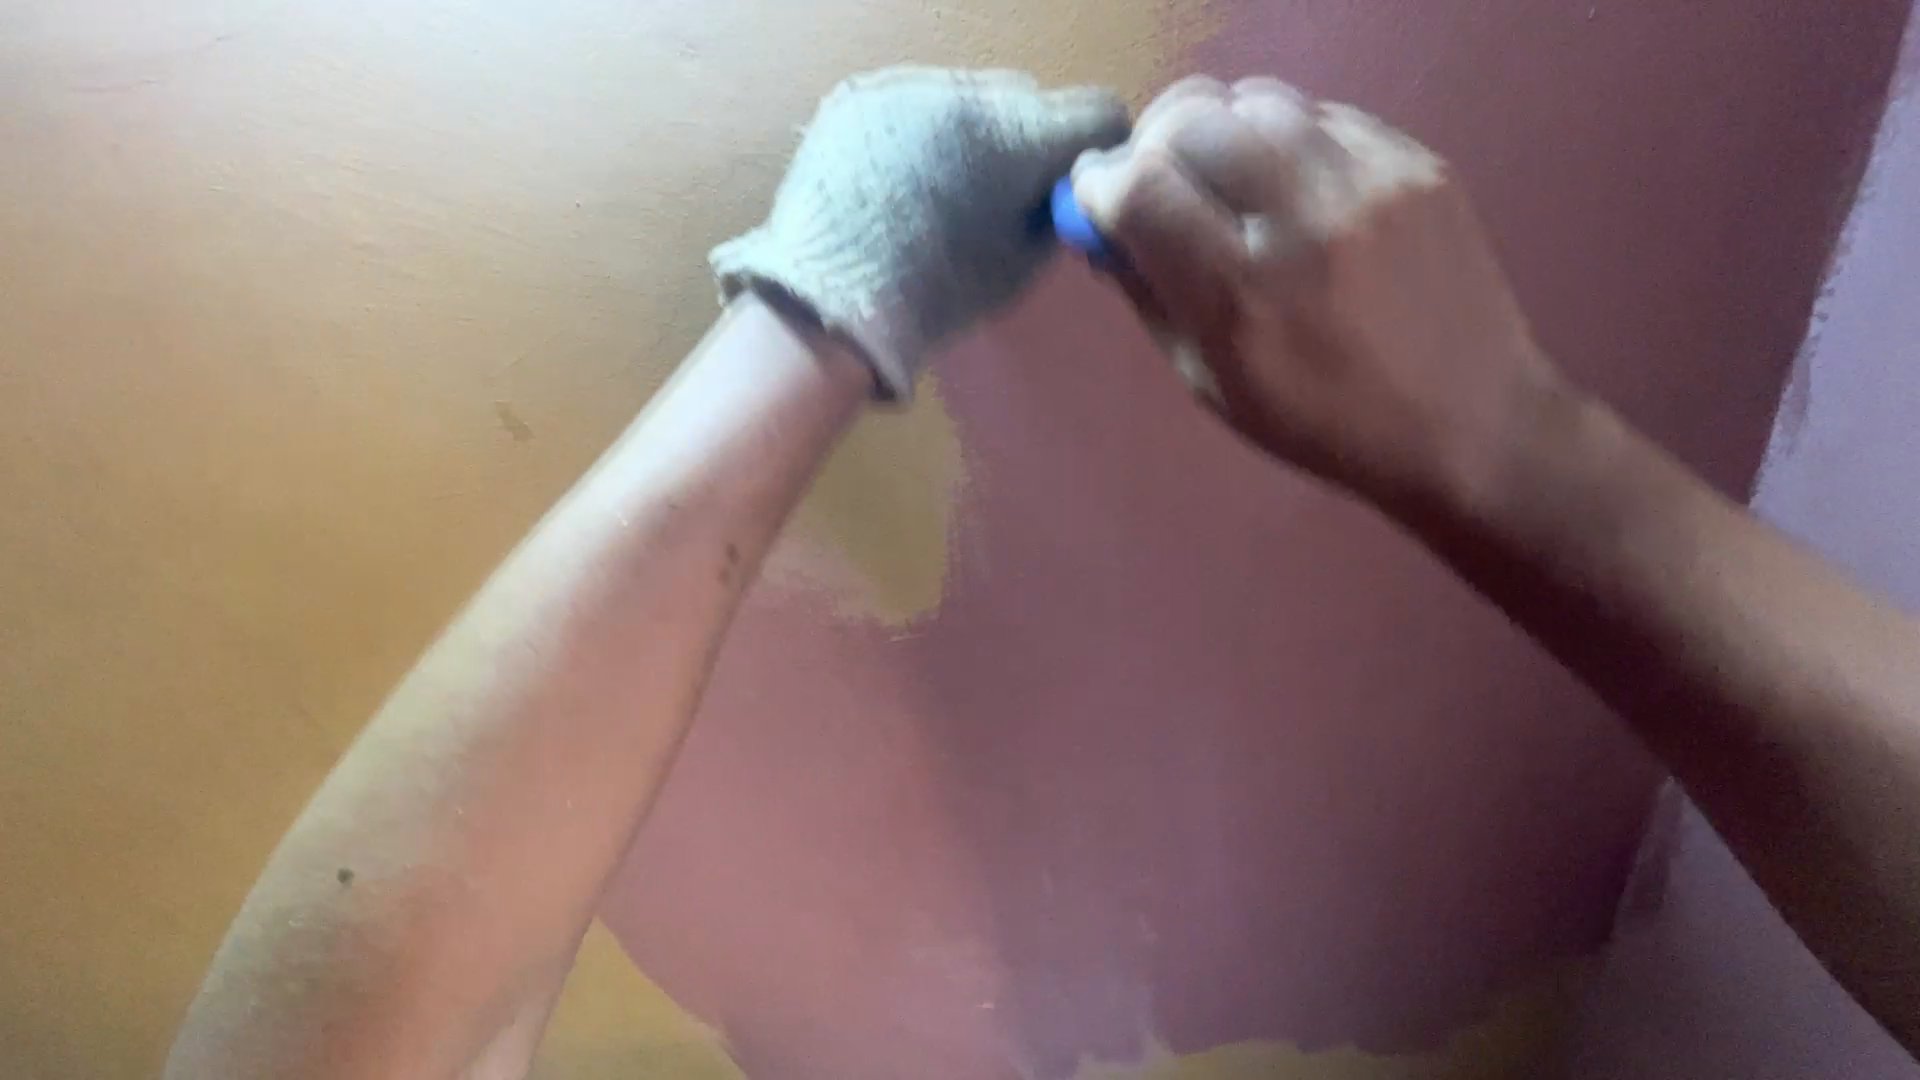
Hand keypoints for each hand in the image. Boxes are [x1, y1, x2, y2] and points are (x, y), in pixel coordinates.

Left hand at [713, 67, 1128, 401]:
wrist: (832, 306)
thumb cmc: (937, 298)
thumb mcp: (1016, 269)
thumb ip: (1050, 216)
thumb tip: (1056, 187)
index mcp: (1018, 139)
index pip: (1096, 112)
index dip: (1091, 149)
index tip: (1068, 180)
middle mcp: (968, 94)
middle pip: (1026, 100)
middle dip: (1023, 141)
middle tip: (997, 195)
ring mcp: (908, 88)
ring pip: (967, 97)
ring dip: (969, 134)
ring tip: (937, 192)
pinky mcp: (860, 96)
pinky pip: (912, 104)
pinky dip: (919, 134)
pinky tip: (897, 182)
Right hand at [1072, 76, 1560, 509]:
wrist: (1463, 420)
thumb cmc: (1315, 421)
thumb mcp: (1208, 381)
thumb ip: (1149, 296)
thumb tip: (1105, 231)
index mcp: (1239, 296)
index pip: (1141, 188)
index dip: (1098, 183)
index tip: (1093, 196)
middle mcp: (1300, 221)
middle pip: (1191, 119)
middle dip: (1149, 145)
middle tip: (1151, 179)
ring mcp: (1367, 180)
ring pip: (1255, 100)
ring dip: (1215, 132)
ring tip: (1220, 178)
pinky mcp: (1415, 160)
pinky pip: (1319, 115)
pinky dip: (1279, 140)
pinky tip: (1287, 186)